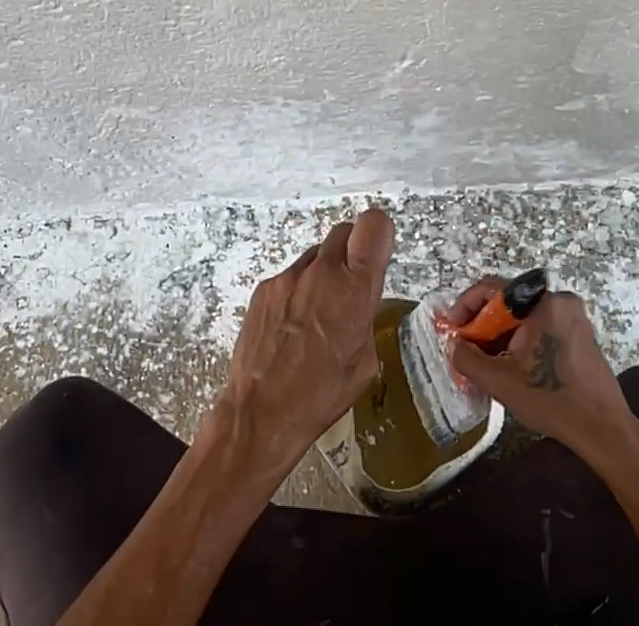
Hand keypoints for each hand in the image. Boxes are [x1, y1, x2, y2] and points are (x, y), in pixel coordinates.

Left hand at [214, 207, 392, 477]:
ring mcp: (287, 278)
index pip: (373, 225)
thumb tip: (360, 300)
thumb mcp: (364, 361)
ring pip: (316, 256)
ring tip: (318, 317)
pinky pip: (291, 277)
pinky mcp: (263, 289)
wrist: (260, 412)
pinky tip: (293, 327)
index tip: (376, 255)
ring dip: (324, 275)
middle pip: (343, 231)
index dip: (378, 234)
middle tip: (350, 289)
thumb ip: (366, 316)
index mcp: (353, 290)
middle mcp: (320, 272)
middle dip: (352, 253)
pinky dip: (298, 292)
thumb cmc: (320, 395)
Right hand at [448, 283, 636, 455]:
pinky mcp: (580, 334)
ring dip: (500, 336)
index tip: (452, 329)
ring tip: (485, 362)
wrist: (603, 429)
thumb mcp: (498, 380)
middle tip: (467, 349)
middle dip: (482, 326)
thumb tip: (455, 345)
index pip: (491, 289)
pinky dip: (520, 342)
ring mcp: (574, 317)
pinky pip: (540, 327)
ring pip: (524, 317)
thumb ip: (466, 357)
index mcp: (543, 303)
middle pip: (508, 303)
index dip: (465, 307)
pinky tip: (511, 367)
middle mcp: (561, 301)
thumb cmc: (551, 400)